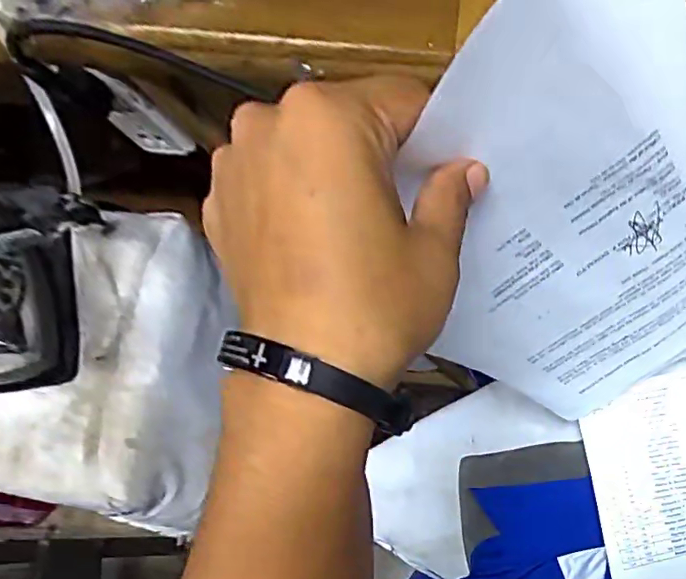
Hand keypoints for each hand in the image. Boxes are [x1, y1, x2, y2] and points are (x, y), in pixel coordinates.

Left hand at [203, 77, 487, 390]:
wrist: (308, 373)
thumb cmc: (377, 309)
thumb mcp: (433, 255)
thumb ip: (448, 197)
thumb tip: (464, 169)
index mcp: (329, 121)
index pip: (401, 99)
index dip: (434, 135)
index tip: (446, 172)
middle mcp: (269, 122)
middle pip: (346, 119)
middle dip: (381, 153)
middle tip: (406, 206)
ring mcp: (235, 161)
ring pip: (305, 148)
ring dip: (335, 173)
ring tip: (358, 231)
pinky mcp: (220, 202)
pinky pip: (272, 180)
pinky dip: (298, 198)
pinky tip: (320, 245)